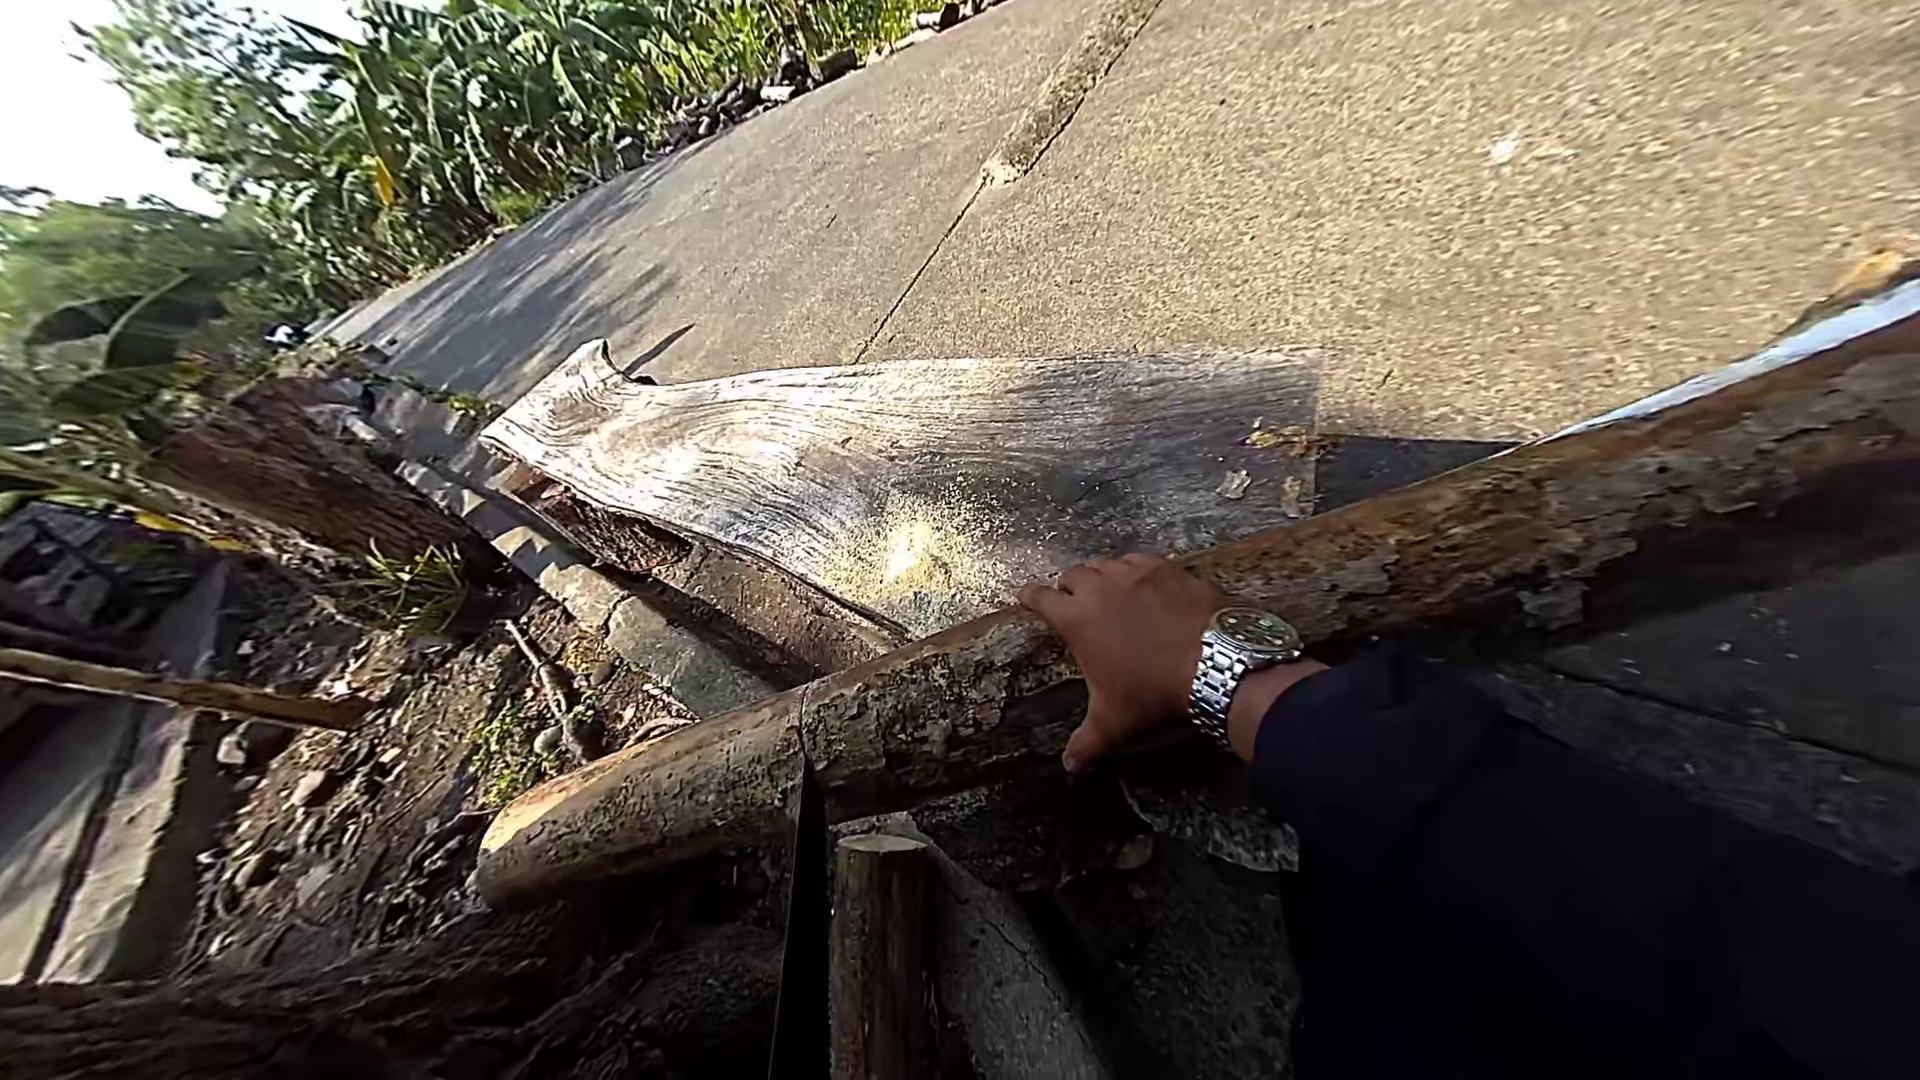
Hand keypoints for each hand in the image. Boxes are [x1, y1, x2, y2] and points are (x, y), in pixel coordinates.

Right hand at [1018, 554, 1226, 771]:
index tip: (1026, 595)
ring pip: (1104, 564)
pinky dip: (1131, 569)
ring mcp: (1132, 573)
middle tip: (1075, 601)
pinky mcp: (1163, 567)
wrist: (1214, 663)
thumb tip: (1069, 767)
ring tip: (1107, 591)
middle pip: (1071, 575)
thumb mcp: (1114, 722)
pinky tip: (1140, 581)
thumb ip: (1086, 743)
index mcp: (1076, 618)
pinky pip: (1136, 559)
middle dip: (1069, 588)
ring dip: (1100, 577)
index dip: (1030, 596)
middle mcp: (1098, 588)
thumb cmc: (1153, 691)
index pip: (1040, 598)